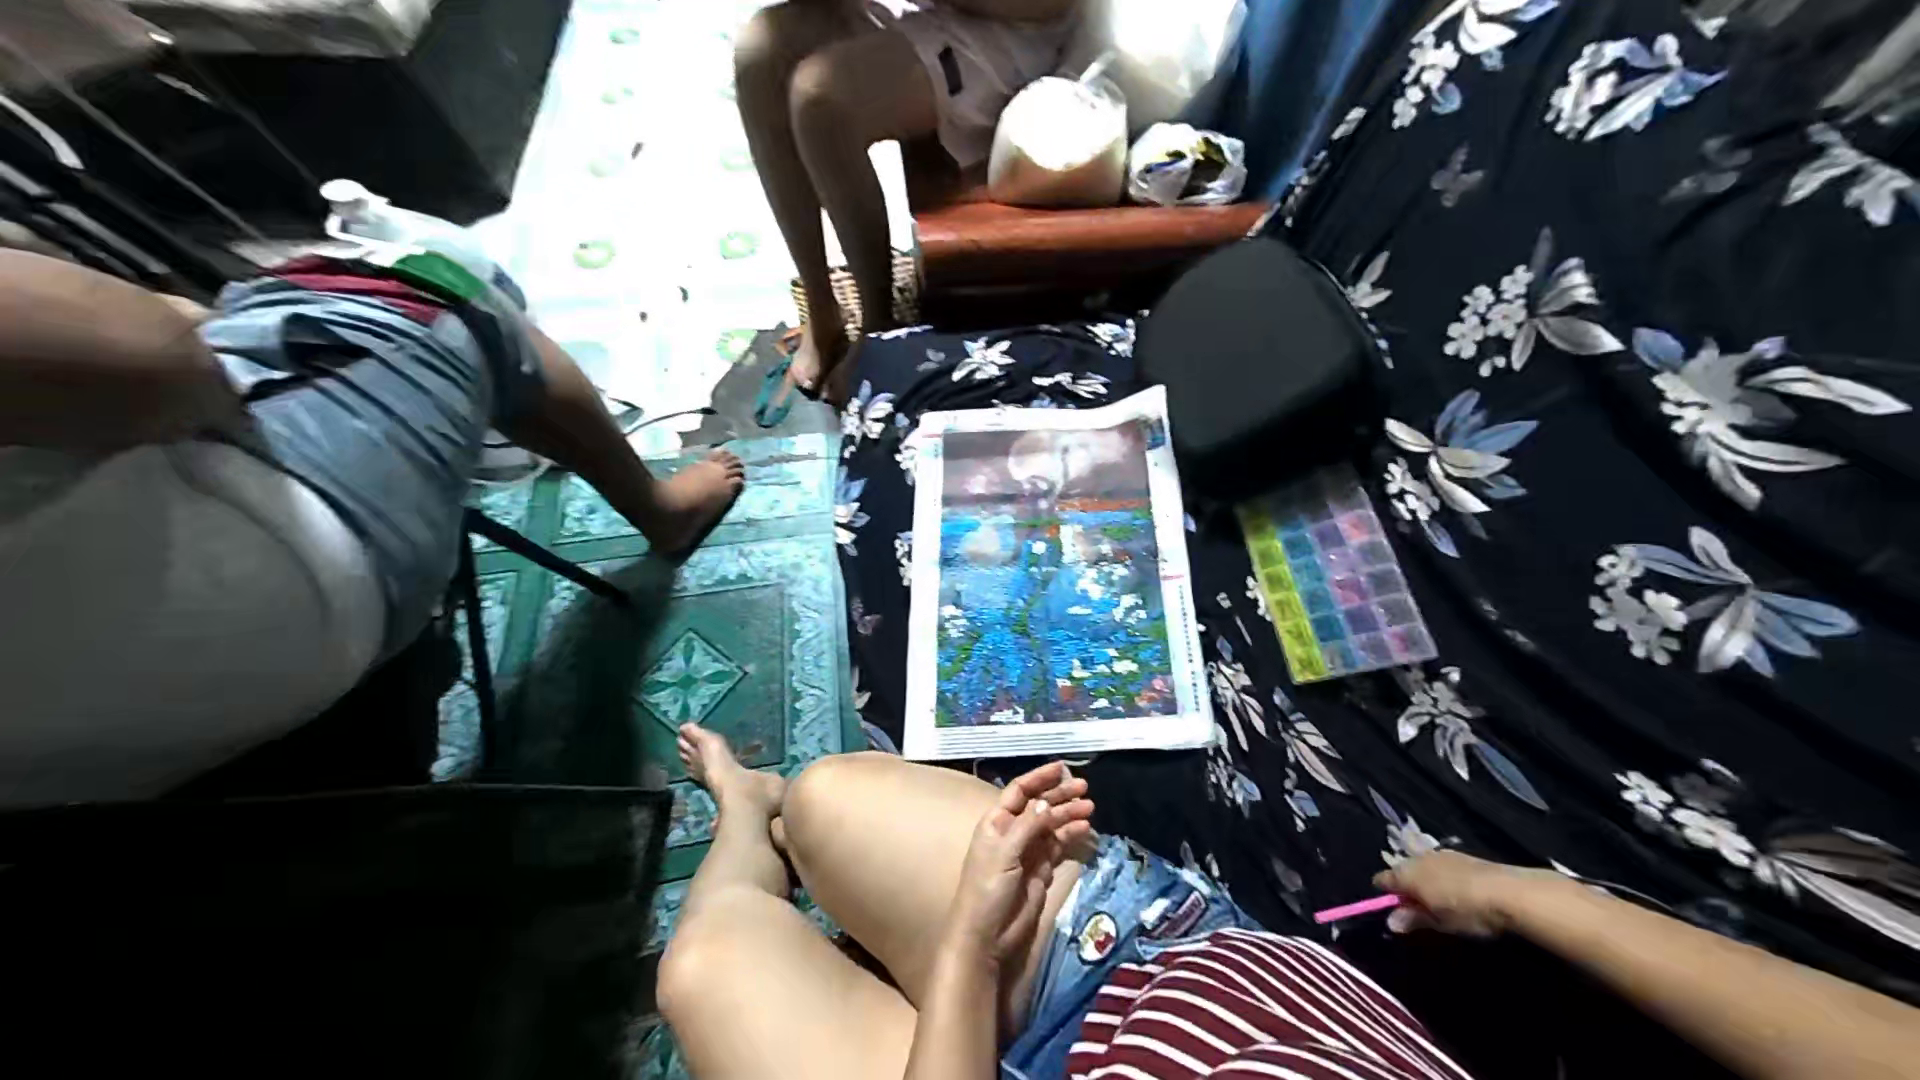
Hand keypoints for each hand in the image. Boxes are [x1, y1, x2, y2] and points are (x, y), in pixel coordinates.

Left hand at [943, 762, 1094, 966]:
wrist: (987, 936)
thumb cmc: (987, 889)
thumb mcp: (1005, 854)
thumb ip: (1027, 827)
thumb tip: (1047, 802)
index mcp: (996, 821)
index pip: (1020, 791)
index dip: (1039, 778)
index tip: (1061, 768)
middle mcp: (1012, 831)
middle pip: (1039, 805)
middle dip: (1060, 795)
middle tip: (1084, 788)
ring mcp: (1027, 850)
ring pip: (1051, 824)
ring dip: (1069, 814)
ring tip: (1090, 808)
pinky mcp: (1040, 870)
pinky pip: (1058, 845)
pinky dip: (1070, 835)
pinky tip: (1085, 829)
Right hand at [1373, 851, 1562, 937]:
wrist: (1509, 892)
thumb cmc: (1468, 910)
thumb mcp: (1440, 922)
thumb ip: (1414, 919)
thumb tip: (1391, 922)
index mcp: (1405, 874)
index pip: (1381, 880)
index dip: (1386, 895)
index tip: (1399, 912)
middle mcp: (1415, 859)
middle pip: (1401, 871)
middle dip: (1407, 888)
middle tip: (1424, 910)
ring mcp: (1437, 854)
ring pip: (1421, 867)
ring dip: (1425, 881)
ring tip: (1444, 902)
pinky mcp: (1458, 854)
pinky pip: (1440, 865)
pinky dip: (1442, 876)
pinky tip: (1459, 891)